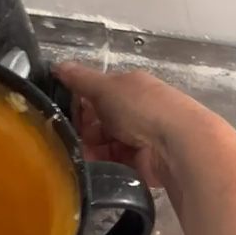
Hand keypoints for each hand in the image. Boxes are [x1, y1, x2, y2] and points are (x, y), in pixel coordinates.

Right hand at [53, 61, 209, 190]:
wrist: (178, 144)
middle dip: (83, 130)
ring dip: (91, 150)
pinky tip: (93, 169)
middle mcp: (138, 111)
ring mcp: (142, 139)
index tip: (63, 113)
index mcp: (131, 88)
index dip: (79, 103)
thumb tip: (57, 65)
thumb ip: (80, 79)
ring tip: (79, 156)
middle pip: (101, 122)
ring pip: (106, 145)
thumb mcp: (106, 87)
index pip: (98, 94)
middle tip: (68, 138)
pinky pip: (116, 164)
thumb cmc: (141, 107)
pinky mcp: (143, 164)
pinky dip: (104, 166)